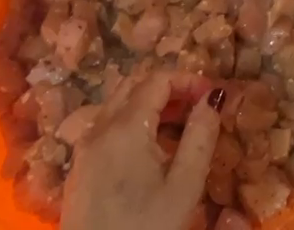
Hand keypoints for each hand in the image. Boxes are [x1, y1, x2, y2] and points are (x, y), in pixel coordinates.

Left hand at [61, 72, 222, 229]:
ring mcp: (84, 148)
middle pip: (135, 84)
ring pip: (119, 104)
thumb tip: (214, 97)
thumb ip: (201, 134)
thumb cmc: (146, 227)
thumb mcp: (185, 184)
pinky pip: (107, 126)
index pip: (159, 78)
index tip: (214, 97)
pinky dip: (132, 122)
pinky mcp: (79, 168)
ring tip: (179, 127)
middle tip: (197, 107)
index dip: (190, 80)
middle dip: (169, 88)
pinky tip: (152, 151)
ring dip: (150, 104)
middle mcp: (99, 128)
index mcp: (125, 126)